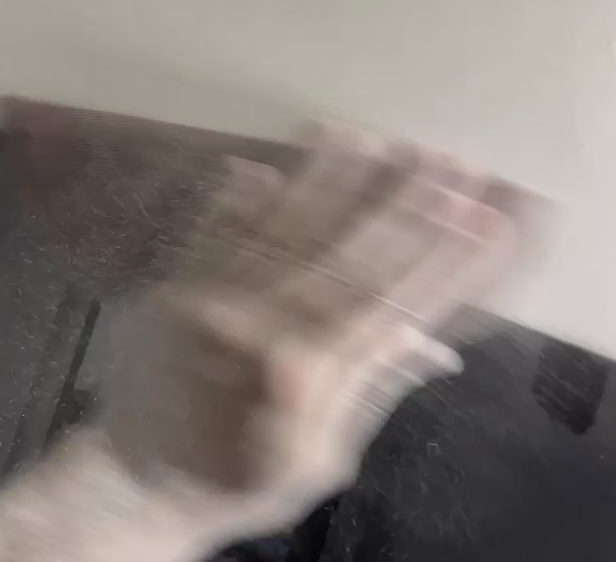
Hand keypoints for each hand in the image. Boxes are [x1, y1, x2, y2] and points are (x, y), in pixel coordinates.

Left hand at [93, 126, 531, 548]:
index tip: (481, 216)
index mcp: (307, 375)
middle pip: (338, 256)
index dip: (438, 259)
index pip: (388, 303)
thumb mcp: (315, 461)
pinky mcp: (169, 289)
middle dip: (395, 207)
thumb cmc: (233, 480)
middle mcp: (257, 327)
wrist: (134, 476)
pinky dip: (227, 203)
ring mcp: (206, 301)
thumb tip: (422, 340)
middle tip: (439, 158)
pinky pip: (202, 237)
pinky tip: (250, 167)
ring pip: (273, 232)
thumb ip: (361, 391)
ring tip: (353, 134)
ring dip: (316, 182)